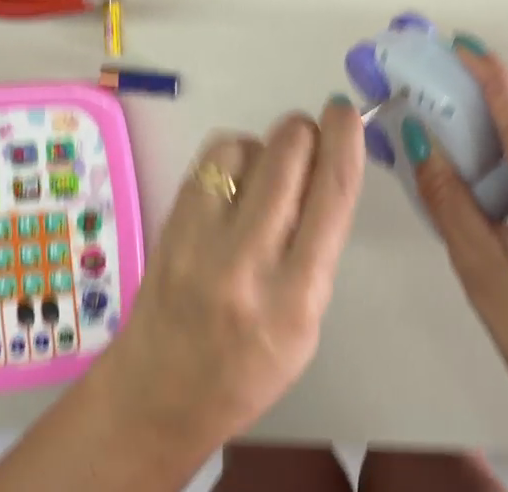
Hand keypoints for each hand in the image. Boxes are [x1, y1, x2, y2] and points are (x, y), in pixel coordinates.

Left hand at [94, 98, 366, 450]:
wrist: (159, 395)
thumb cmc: (249, 368)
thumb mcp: (306, 323)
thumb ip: (317, 246)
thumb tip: (325, 168)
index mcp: (295, 297)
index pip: (331, 194)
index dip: (346, 140)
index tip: (347, 112)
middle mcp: (246, 262)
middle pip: (288, 152)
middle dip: (307, 133)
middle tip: (310, 146)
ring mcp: (199, 239)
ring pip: (246, 146)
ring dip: (267, 148)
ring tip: (265, 180)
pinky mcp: (169, 223)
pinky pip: (210, 159)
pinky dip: (233, 157)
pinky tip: (234, 183)